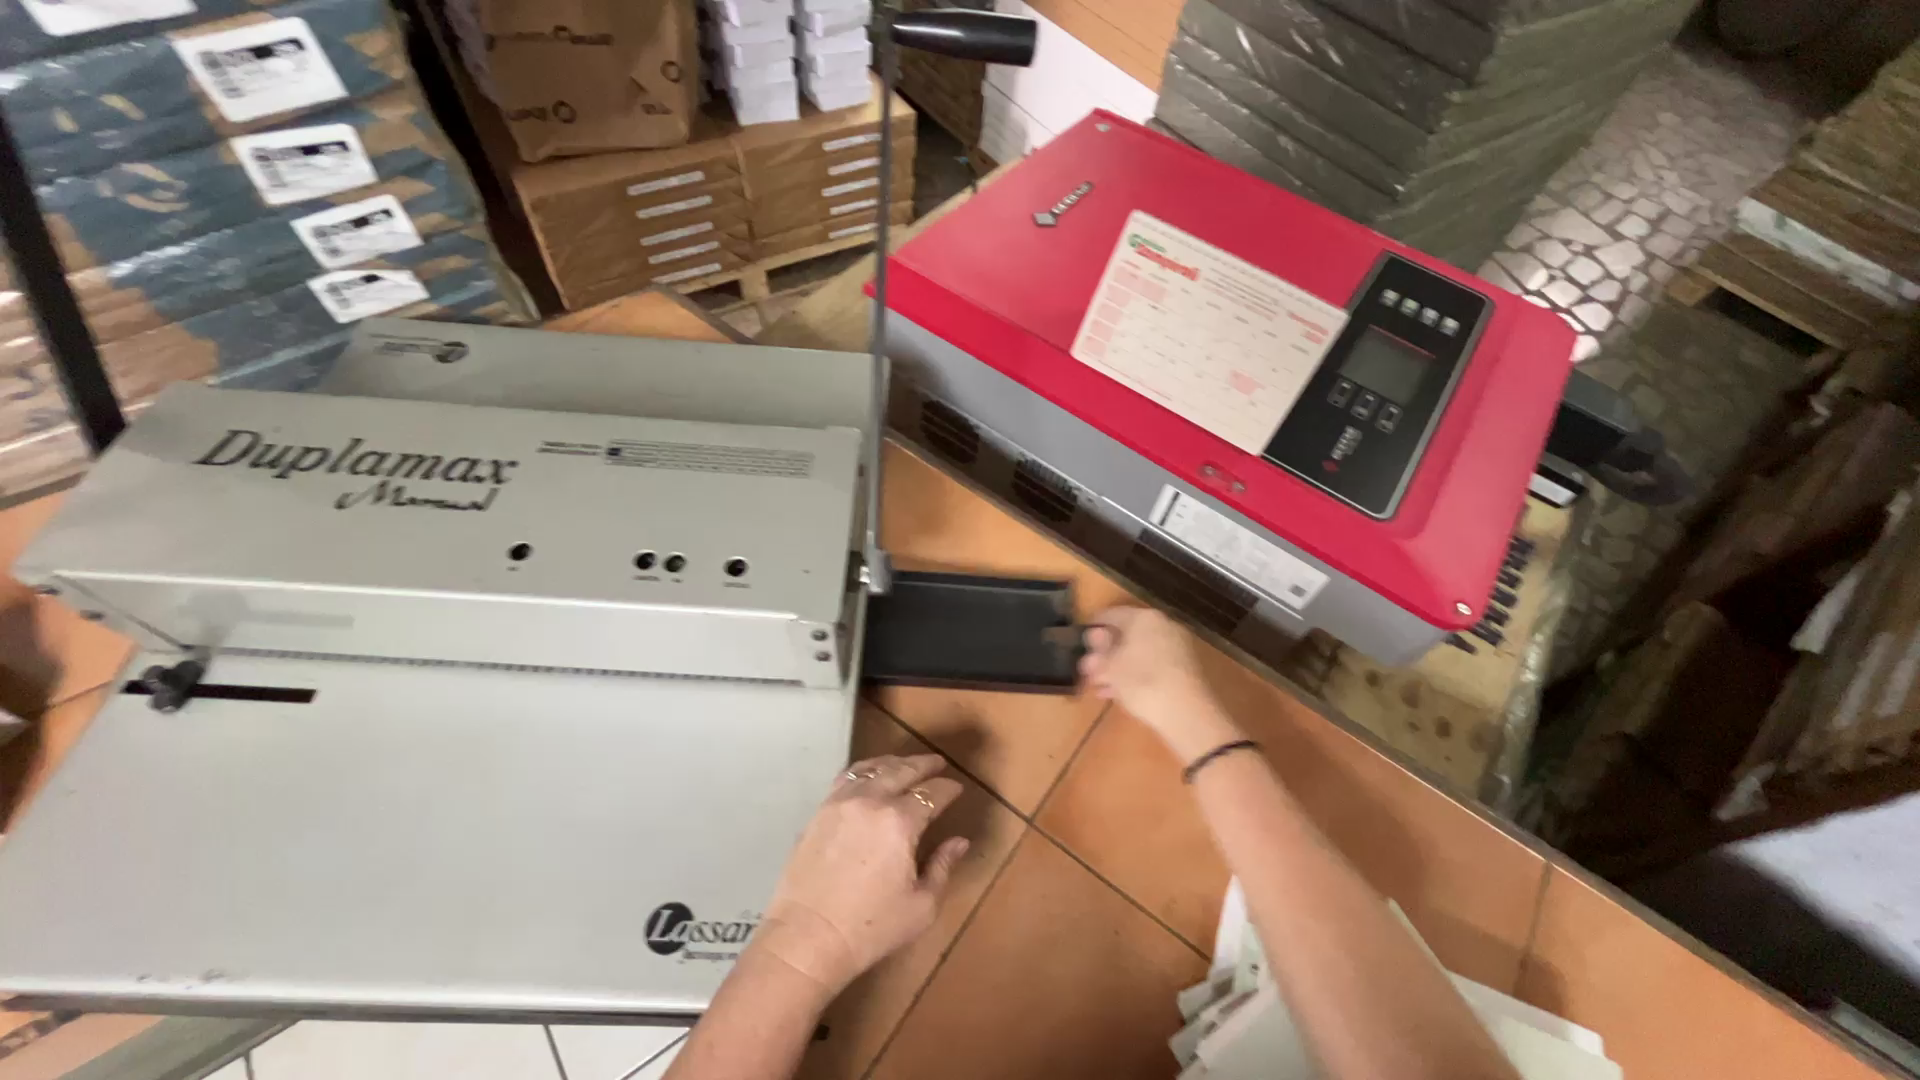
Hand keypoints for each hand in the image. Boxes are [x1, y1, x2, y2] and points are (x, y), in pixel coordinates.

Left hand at [752, 754, 969, 995]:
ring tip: (906, 765)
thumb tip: (959, 841)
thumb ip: (942, 867)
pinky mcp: (819, 811)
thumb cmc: (870, 929)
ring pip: (872, 768)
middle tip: (939, 763)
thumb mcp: (921, 906)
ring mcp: (840, 802)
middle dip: (925, 765)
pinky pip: (847, 778)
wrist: (806, 938)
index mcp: (900, 822)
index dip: (949, 789)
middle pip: (903, 770)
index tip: (958, 789)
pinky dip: (865, 771)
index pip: (932, 794)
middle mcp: (871, 802)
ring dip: (894, 763)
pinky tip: (871, 777)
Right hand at [1079, 606, 1242, 760]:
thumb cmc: (1141, 682)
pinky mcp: (1185, 668)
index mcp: (1143, 617)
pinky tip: (1121, 693)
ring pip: (1140, 652)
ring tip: (1101, 687)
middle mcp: (1163, 625)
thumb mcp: (1110, 668)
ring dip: (1119, 667)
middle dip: (1107, 653)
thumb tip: (1092, 638)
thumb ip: (1098, 652)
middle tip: (1089, 671)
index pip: (1110, 615)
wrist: (1186, 713)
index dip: (1092, 629)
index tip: (1080, 644)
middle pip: (1126, 634)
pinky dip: (1137, 675)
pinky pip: (1153, 665)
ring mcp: (1177, 646)